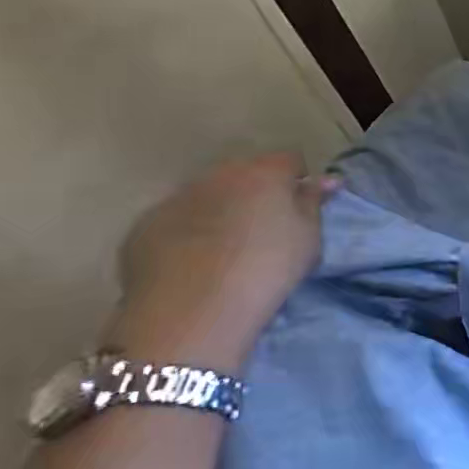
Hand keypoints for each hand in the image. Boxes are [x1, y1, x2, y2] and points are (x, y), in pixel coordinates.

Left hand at [106, 154, 337, 371]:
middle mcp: (215, 176)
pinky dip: (190, 230)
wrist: (194, 308)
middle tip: (268, 226)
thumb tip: (325, 180)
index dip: (298, 179)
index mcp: (261, 174)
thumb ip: (313, 202)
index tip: (302, 206)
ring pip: (207, 194)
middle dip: (257, 190)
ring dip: (222, 208)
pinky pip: (176, 219)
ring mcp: (173, 200)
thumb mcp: (309, 236)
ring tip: (230, 246)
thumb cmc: (269, 267)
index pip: (289, 159)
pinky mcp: (142, 226)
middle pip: (243, 172)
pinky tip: (198, 260)